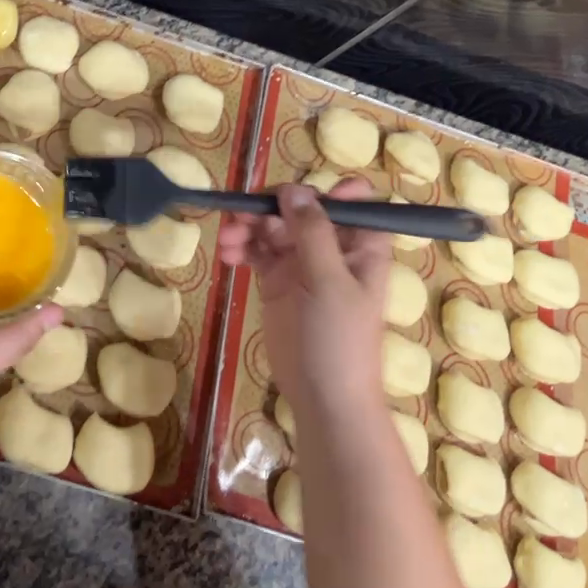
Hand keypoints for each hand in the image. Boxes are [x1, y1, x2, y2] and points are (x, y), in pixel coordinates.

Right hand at [216, 179, 391, 417]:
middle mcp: (332, 248)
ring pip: (272, 227)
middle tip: (240, 216)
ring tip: (227, 240)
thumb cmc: (339, 339)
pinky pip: (256, 251)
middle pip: (299, 209)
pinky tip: (227, 255)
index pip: (351, 201)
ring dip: (248, 227)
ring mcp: (302, 264)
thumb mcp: (329, 281)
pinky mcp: (276, 282)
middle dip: (269, 208)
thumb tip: (293, 189)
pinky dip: (241, 247)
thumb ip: (312, 232)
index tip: (291, 198)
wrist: (323, 398)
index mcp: (360, 245)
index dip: (325, 191)